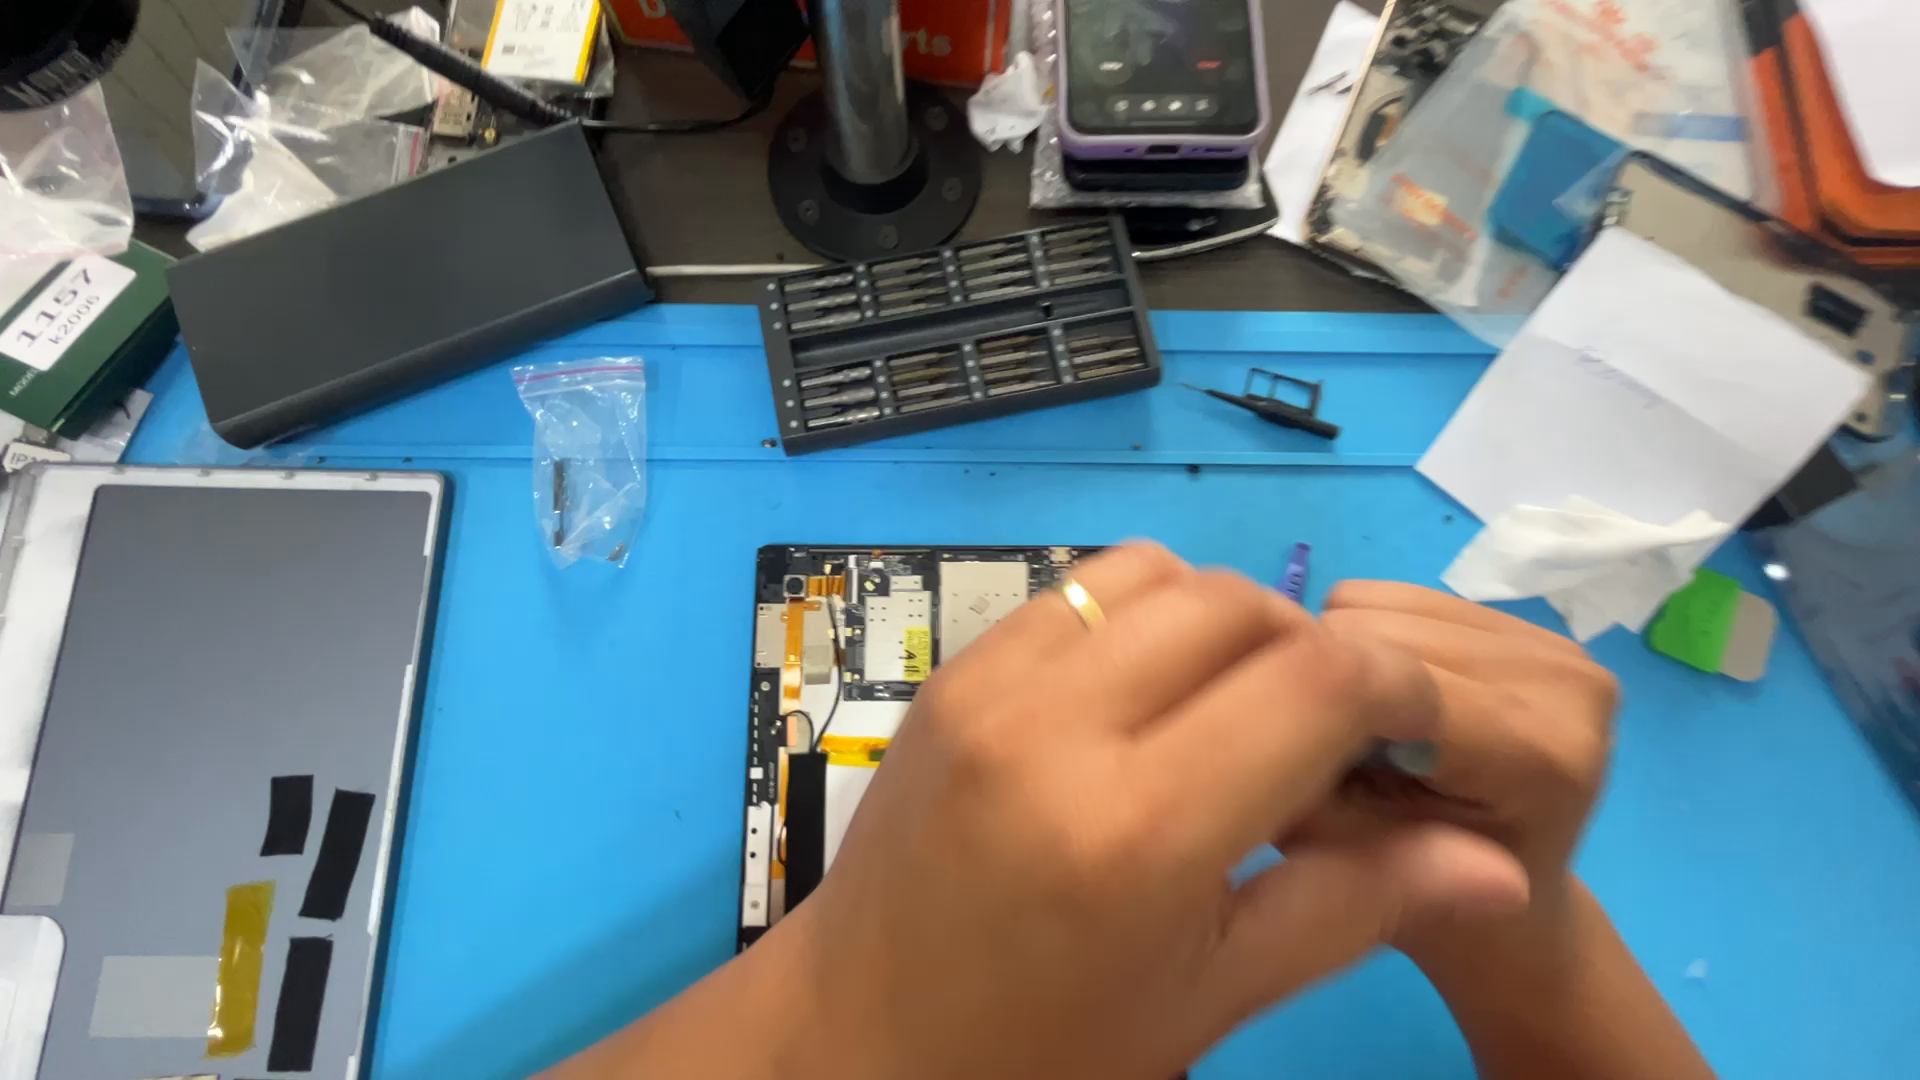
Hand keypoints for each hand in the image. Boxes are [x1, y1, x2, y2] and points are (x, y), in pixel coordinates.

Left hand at [772, 545, 1527, 1079]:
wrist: (863, 1026)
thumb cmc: (1044, 1042)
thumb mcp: (1209, 994)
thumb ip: (1354, 906)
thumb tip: (1496, 864)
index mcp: (1138, 826)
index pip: (1313, 681)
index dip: (1392, 685)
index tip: (1407, 721)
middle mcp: (1057, 724)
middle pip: (1234, 603)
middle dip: (1306, 643)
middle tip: (1314, 716)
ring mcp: (989, 681)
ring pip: (1151, 573)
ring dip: (1218, 614)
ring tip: (1224, 693)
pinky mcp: (953, 669)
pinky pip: (1072, 590)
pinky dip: (1135, 612)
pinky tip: (1138, 683)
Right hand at [1308, 581, 1619, 955]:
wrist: (1508, 912)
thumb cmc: (1414, 899)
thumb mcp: (1331, 853)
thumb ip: (1298, 767)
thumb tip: (1248, 673)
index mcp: (1533, 754)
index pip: (1369, 668)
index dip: (1298, 692)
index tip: (1273, 735)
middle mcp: (1565, 683)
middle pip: (1368, 623)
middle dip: (1319, 674)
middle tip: (1322, 739)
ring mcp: (1559, 649)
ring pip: (1372, 601)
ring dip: (1338, 654)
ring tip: (1360, 723)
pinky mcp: (1535, 629)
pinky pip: (1393, 594)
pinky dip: (1366, 635)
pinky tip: (1390, 696)